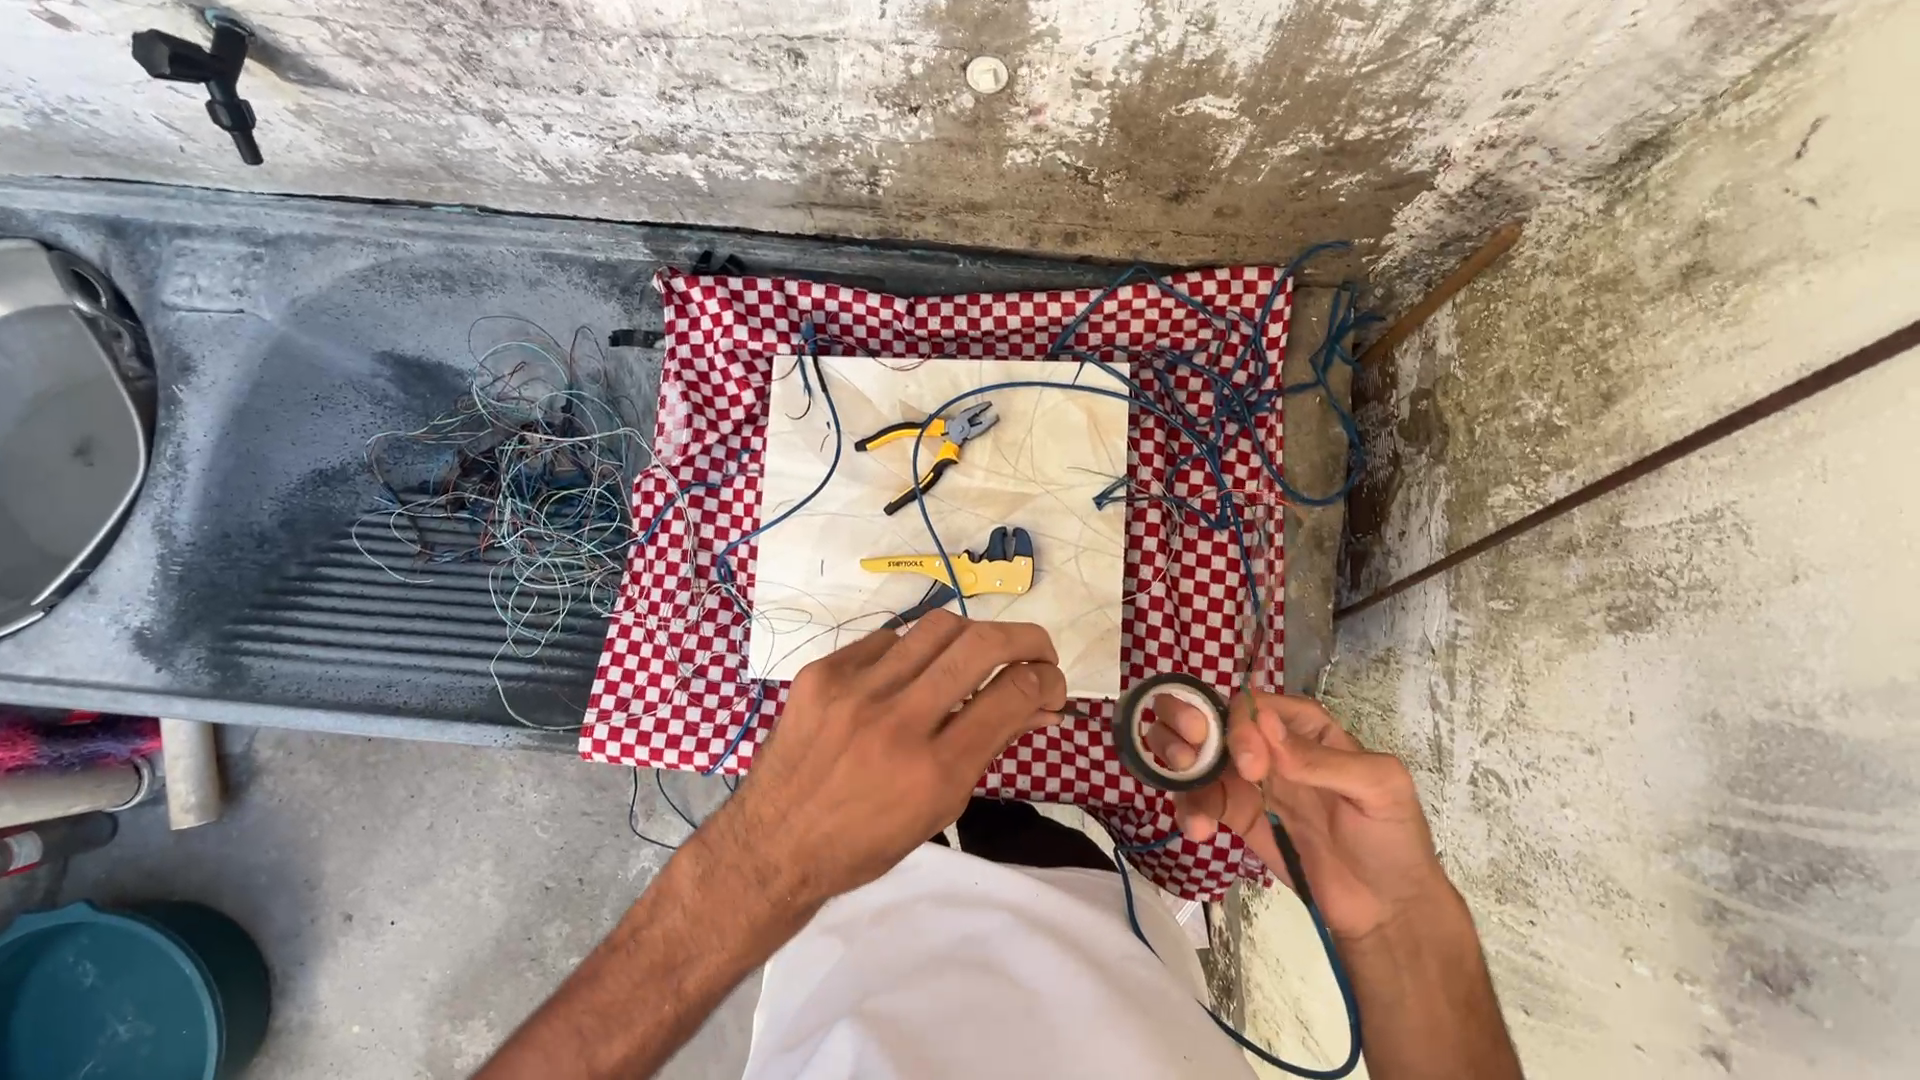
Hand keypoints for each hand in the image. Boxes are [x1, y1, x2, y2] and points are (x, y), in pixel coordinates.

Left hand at [714, 610, 1066, 906]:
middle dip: (1028, 639)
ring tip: (978, 656)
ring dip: (973, 636)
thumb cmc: (867, 842)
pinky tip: (910, 674)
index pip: (1012, 695)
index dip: (1047, 680)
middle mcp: (897, 721)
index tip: (1051, 682)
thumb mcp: (940, 808)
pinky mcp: (821, 673)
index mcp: (935, 771)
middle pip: (982, 644)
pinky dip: (912, 652)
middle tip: (1038, 651)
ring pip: (937, 626)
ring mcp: (854, 690)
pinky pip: (886, 640)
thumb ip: (988, 746)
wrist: (774, 844)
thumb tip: (1037, 703)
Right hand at [1148, 690, 1451, 940]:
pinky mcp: (1240, 818)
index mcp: (1307, 730)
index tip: (1247, 765)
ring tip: (1192, 805)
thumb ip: (1321, 759)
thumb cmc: (1393, 839)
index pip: (1256, 707)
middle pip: (1215, 720)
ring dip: (1178, 767)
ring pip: (1198, 756)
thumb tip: (1263, 722)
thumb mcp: (1378, 788)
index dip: (1241, 726)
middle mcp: (1272, 748)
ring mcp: (1252, 783)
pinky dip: (1190, 809)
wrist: (1388, 911)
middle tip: (1186, 761)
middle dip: (1189, 729)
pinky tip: (1199, 831)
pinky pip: (1202, 801)